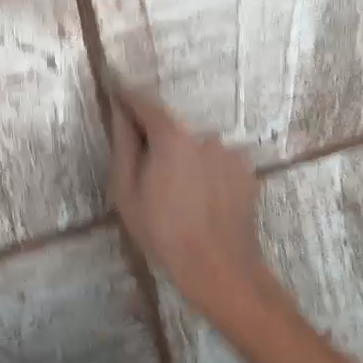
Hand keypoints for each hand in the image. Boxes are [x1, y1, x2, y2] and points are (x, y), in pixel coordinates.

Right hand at [108, 87, 273, 321]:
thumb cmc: (162, 231)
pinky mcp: (247, 172)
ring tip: (178, 193)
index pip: (145, 103)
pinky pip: (217, 163)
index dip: (128, 98)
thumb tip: (119, 111)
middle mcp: (204, 135)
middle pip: (173, 126)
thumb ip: (123, 144)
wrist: (218, 267)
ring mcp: (230, 153)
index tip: (116, 95)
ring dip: (184, 158)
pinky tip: (201, 200)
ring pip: (197, 147)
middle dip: (157, 138)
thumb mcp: (127, 191)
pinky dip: (206, 173)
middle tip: (147, 168)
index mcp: (172, 136)